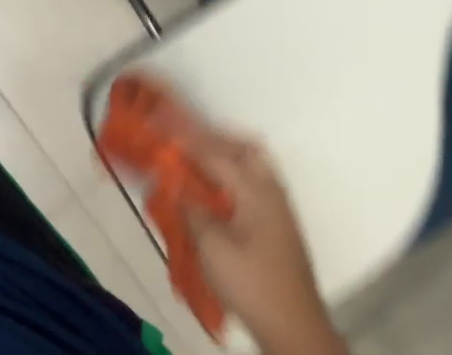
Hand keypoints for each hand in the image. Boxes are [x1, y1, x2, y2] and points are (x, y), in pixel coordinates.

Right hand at [181, 133, 346, 354]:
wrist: (295, 329)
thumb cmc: (250, 284)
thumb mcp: (211, 246)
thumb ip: (190, 208)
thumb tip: (172, 183)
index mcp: (255, 192)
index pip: (213, 152)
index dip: (183, 136)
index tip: (157, 122)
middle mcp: (271, 193)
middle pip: (245, 148)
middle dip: (213, 137)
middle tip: (183, 138)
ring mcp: (279, 211)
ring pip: (254, 166)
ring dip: (225, 155)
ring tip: (195, 160)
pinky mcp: (279, 227)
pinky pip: (255, 184)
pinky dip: (233, 176)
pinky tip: (213, 191)